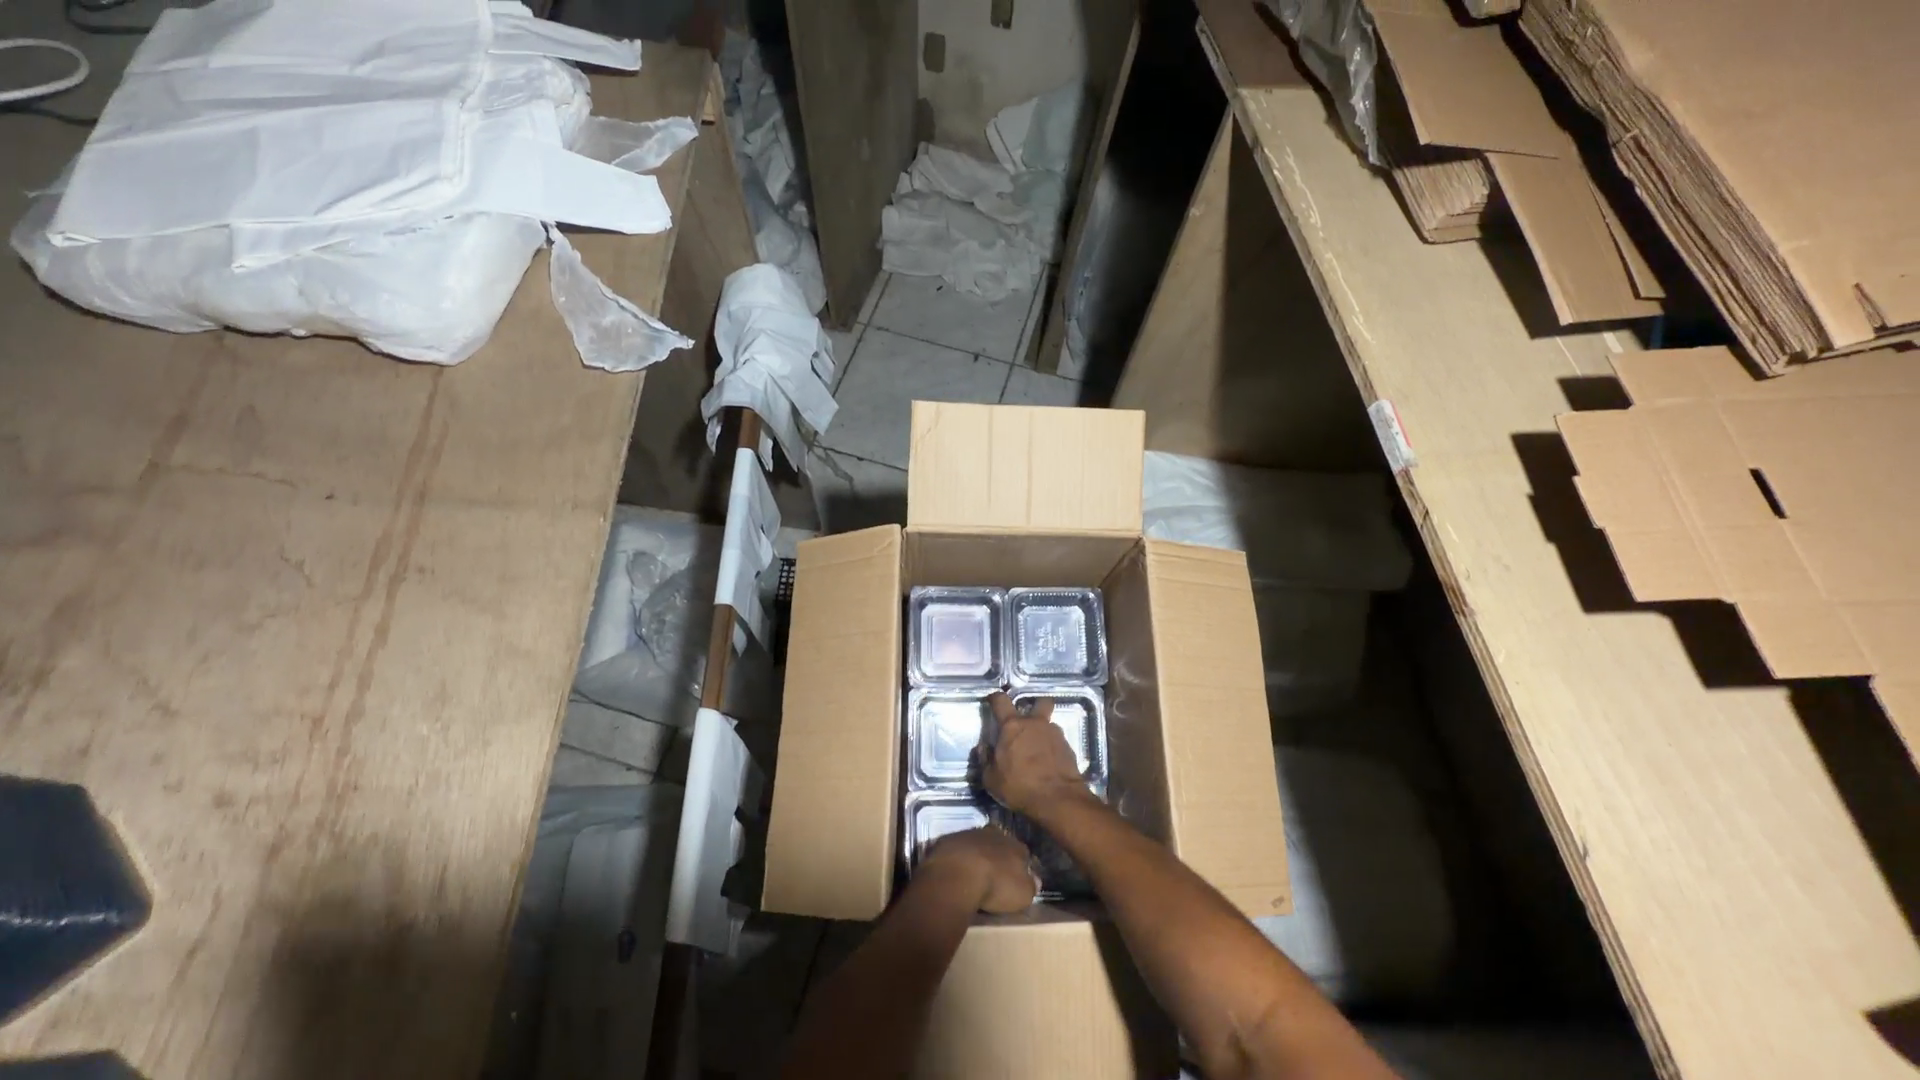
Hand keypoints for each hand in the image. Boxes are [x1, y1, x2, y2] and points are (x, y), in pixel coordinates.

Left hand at [921, 825, 1037, 913]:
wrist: (957, 875)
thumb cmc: (995, 886)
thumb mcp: (1023, 893)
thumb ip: (1030, 884)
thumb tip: (1033, 880)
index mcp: (1015, 844)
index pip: (1023, 852)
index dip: (1021, 865)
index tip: (1017, 877)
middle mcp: (993, 833)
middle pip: (998, 844)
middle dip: (997, 856)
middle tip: (994, 874)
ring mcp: (967, 834)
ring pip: (976, 844)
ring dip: (975, 855)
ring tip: (971, 875)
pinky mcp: (946, 841)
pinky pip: (955, 850)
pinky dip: (956, 859)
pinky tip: (954, 873)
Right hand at [983, 691, 1091, 817]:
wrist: (1057, 799)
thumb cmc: (1018, 786)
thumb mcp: (991, 779)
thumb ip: (986, 759)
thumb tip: (984, 747)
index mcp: (1012, 727)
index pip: (1001, 701)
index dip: (995, 698)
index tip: (992, 700)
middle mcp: (1035, 724)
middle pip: (1040, 702)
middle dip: (1035, 705)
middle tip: (1027, 719)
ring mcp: (1055, 734)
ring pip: (1049, 723)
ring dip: (1043, 731)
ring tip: (1037, 748)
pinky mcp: (1069, 748)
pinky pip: (1058, 741)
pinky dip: (1052, 747)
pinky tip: (1048, 762)